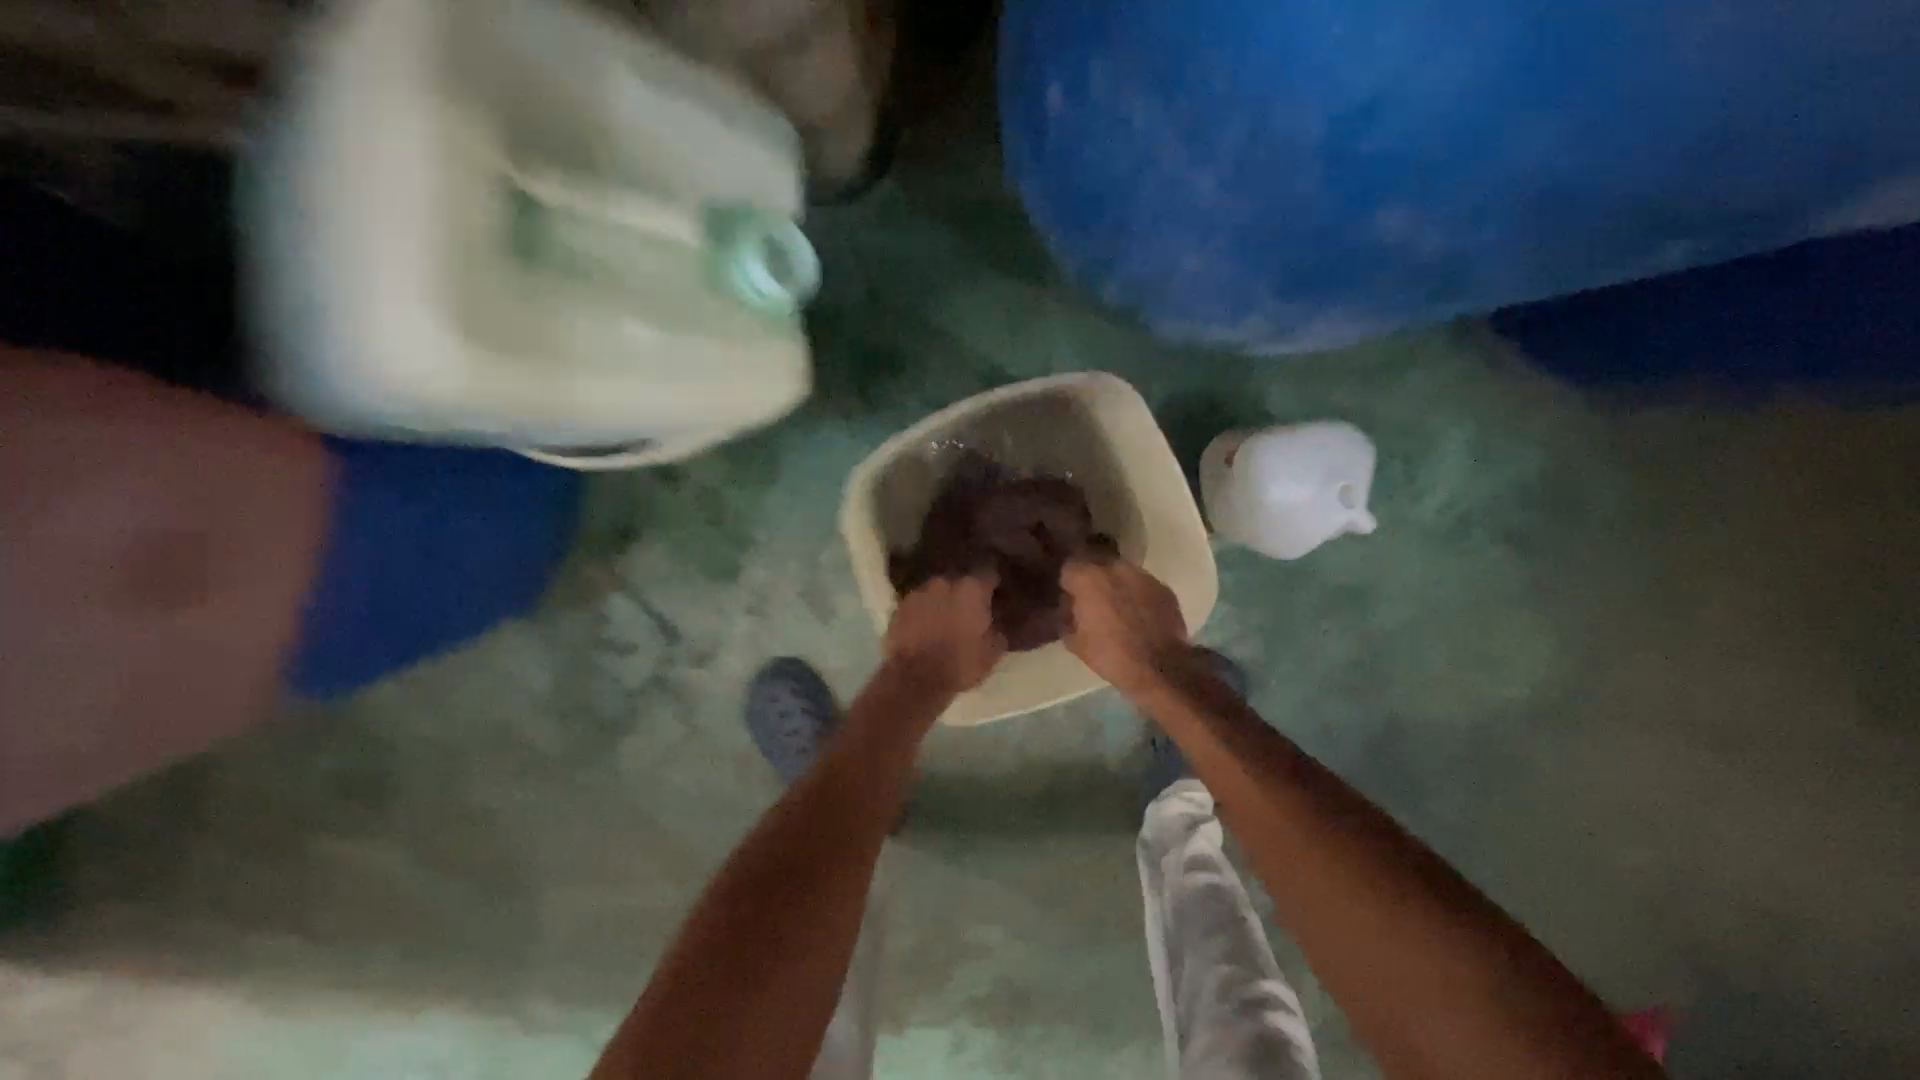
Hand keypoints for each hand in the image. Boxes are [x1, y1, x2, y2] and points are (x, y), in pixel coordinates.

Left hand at [884, 573, 1006, 694]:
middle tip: (969, 611)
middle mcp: (944, 582)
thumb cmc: (960, 664)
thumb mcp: (992, 653)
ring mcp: (918, 592)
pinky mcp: (898, 607)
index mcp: (972, 589)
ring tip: (943, 619)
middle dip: (964, 593)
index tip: (995, 595)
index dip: (993, 585)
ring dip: (941, 601)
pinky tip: (923, 626)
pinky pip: (917, 605)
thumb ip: (998, 631)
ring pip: (935, 591)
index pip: (989, 574)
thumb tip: (995, 624)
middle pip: (959, 581)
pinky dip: (922, 612)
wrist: (915, 679)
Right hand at [1060, 556, 1189, 695]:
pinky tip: (1139, 615)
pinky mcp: (1163, 588)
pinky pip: (1143, 586)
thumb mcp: (1075, 643)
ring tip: (1118, 608)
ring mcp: (1143, 576)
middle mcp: (1115, 568)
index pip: (1068, 568)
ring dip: (1116, 586)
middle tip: (1092, 602)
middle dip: (1092, 580)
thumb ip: (1065, 618)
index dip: (1067, 583)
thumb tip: (1067, 609)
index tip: (1068, 597)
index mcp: (1088, 578)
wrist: (1160, 667)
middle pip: (1097, 565)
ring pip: (1122, 573)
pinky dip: (1138, 595)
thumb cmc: (1110, 655)